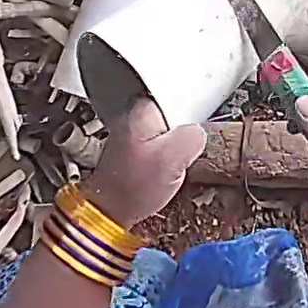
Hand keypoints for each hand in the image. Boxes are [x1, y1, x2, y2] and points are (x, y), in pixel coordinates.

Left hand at [80, 99, 206, 227]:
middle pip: (173, 115)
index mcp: (143, 110)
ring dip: (174, 147)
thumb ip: (192, 137)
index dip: (193, 114)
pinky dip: (164, 157)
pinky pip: (157, 146)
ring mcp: (130, 133)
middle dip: (183, 133)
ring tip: (172, 164)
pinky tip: (163, 171)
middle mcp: (133, 116)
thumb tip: (198, 132)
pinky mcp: (131, 149)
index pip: (177, 97)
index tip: (198, 130)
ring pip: (166, 132)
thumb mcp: (173, 159)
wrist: (109, 211)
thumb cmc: (133, 186)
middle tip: (184, 153)